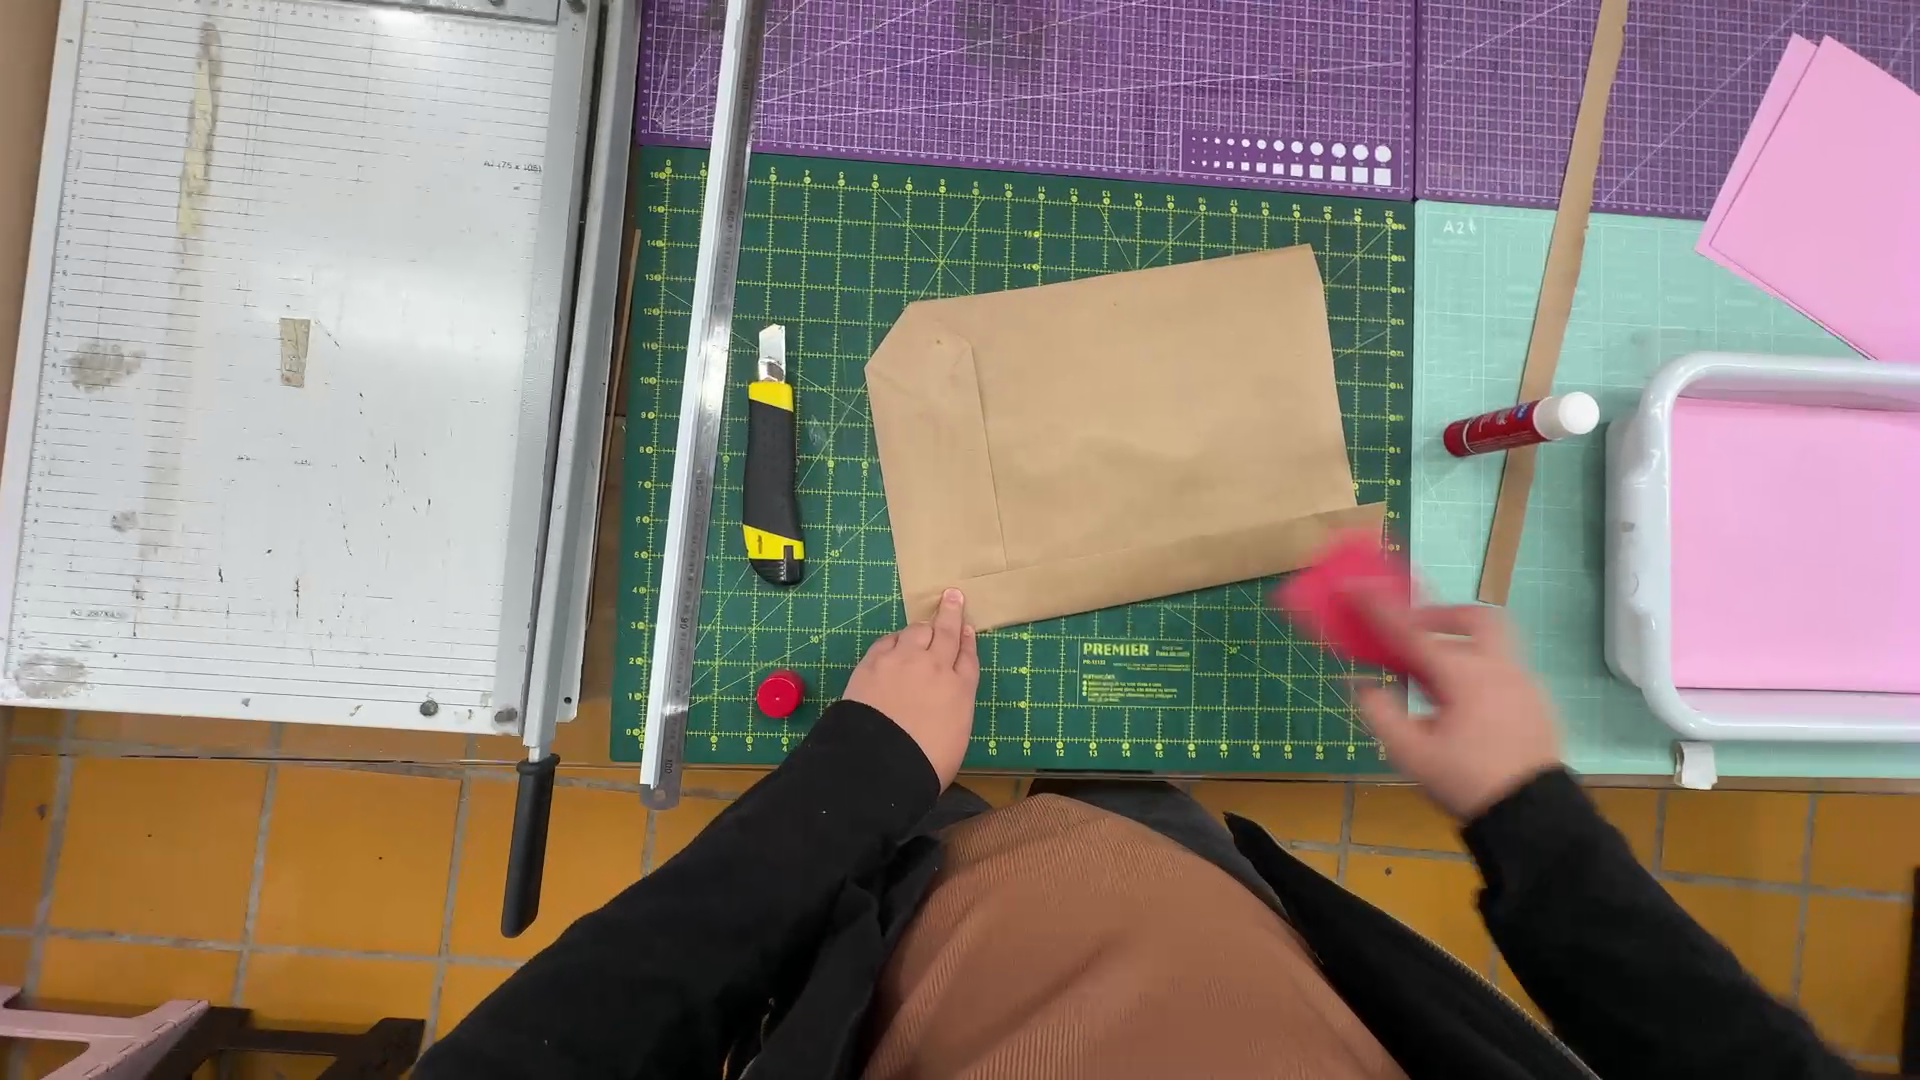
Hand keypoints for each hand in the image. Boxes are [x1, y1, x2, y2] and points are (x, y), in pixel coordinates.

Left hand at [843, 588, 979, 788]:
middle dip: (951, 613)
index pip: (968, 657)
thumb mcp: (955, 739)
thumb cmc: (925, 764)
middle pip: (947, 633)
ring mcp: (904, 660)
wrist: (882, 763)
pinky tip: (895, 642)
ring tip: (923, 624)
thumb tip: (944, 702)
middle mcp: (936, 667)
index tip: (967, 628)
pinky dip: (895, 640)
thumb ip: (953, 711)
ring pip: (917, 631)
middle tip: (952, 596)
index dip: (968, 640)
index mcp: (961, 690)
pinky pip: (889, 641)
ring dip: (923, 627)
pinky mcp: (875, 662)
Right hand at [1348, 583, 1562, 819]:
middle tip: (1414, 629)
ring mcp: (1523, 684)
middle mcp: (1497, 669)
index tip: (1356, 586)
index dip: (1379, 607)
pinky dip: (1474, 668)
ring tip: (1431, 672)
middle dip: (1441, 614)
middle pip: (1476, 617)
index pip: (1411, 631)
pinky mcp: (1535, 703)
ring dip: (1457, 643)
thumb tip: (1361, 684)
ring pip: (1491, 642)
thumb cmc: (1465, 780)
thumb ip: (1379, 711)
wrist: (1535, 819)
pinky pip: (1500, 668)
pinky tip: (1458, 701)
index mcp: (1463, 676)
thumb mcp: (1408, 751)